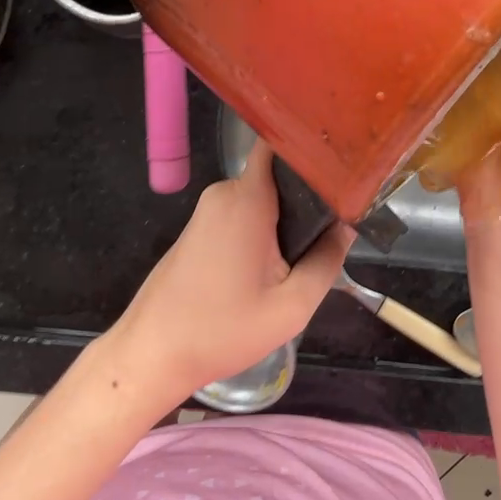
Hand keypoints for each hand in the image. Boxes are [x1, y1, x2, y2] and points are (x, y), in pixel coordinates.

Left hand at [108, 141, 352, 400]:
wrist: (152, 355)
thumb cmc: (222, 330)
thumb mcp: (292, 306)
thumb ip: (327, 260)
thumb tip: (348, 226)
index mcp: (248, 198)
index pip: (279, 144)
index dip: (310, 145)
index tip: (342, 162)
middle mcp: (225, 192)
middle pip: (277, 175)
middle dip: (306, 197)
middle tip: (333, 228)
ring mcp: (208, 210)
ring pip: (262, 199)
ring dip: (284, 221)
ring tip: (305, 254)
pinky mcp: (199, 228)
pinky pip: (244, 215)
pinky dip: (262, 232)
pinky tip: (272, 266)